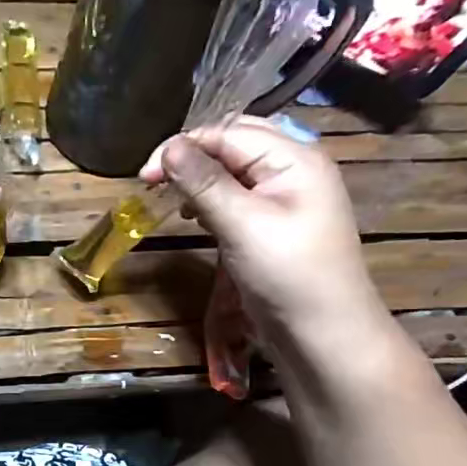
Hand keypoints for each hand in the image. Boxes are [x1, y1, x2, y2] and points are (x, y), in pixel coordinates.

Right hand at [142, 119, 383, 339]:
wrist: (322, 332)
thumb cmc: (287, 274)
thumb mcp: (242, 225)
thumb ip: (205, 183)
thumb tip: (168, 148)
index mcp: (294, 158)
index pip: (227, 133)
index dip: (182, 147)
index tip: (144, 177)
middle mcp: (291, 168)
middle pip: (232, 143)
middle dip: (191, 156)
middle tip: (154, 182)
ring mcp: (283, 196)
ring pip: (232, 169)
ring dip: (198, 178)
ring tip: (173, 200)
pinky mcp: (272, 222)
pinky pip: (236, 195)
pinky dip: (210, 199)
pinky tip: (196, 217)